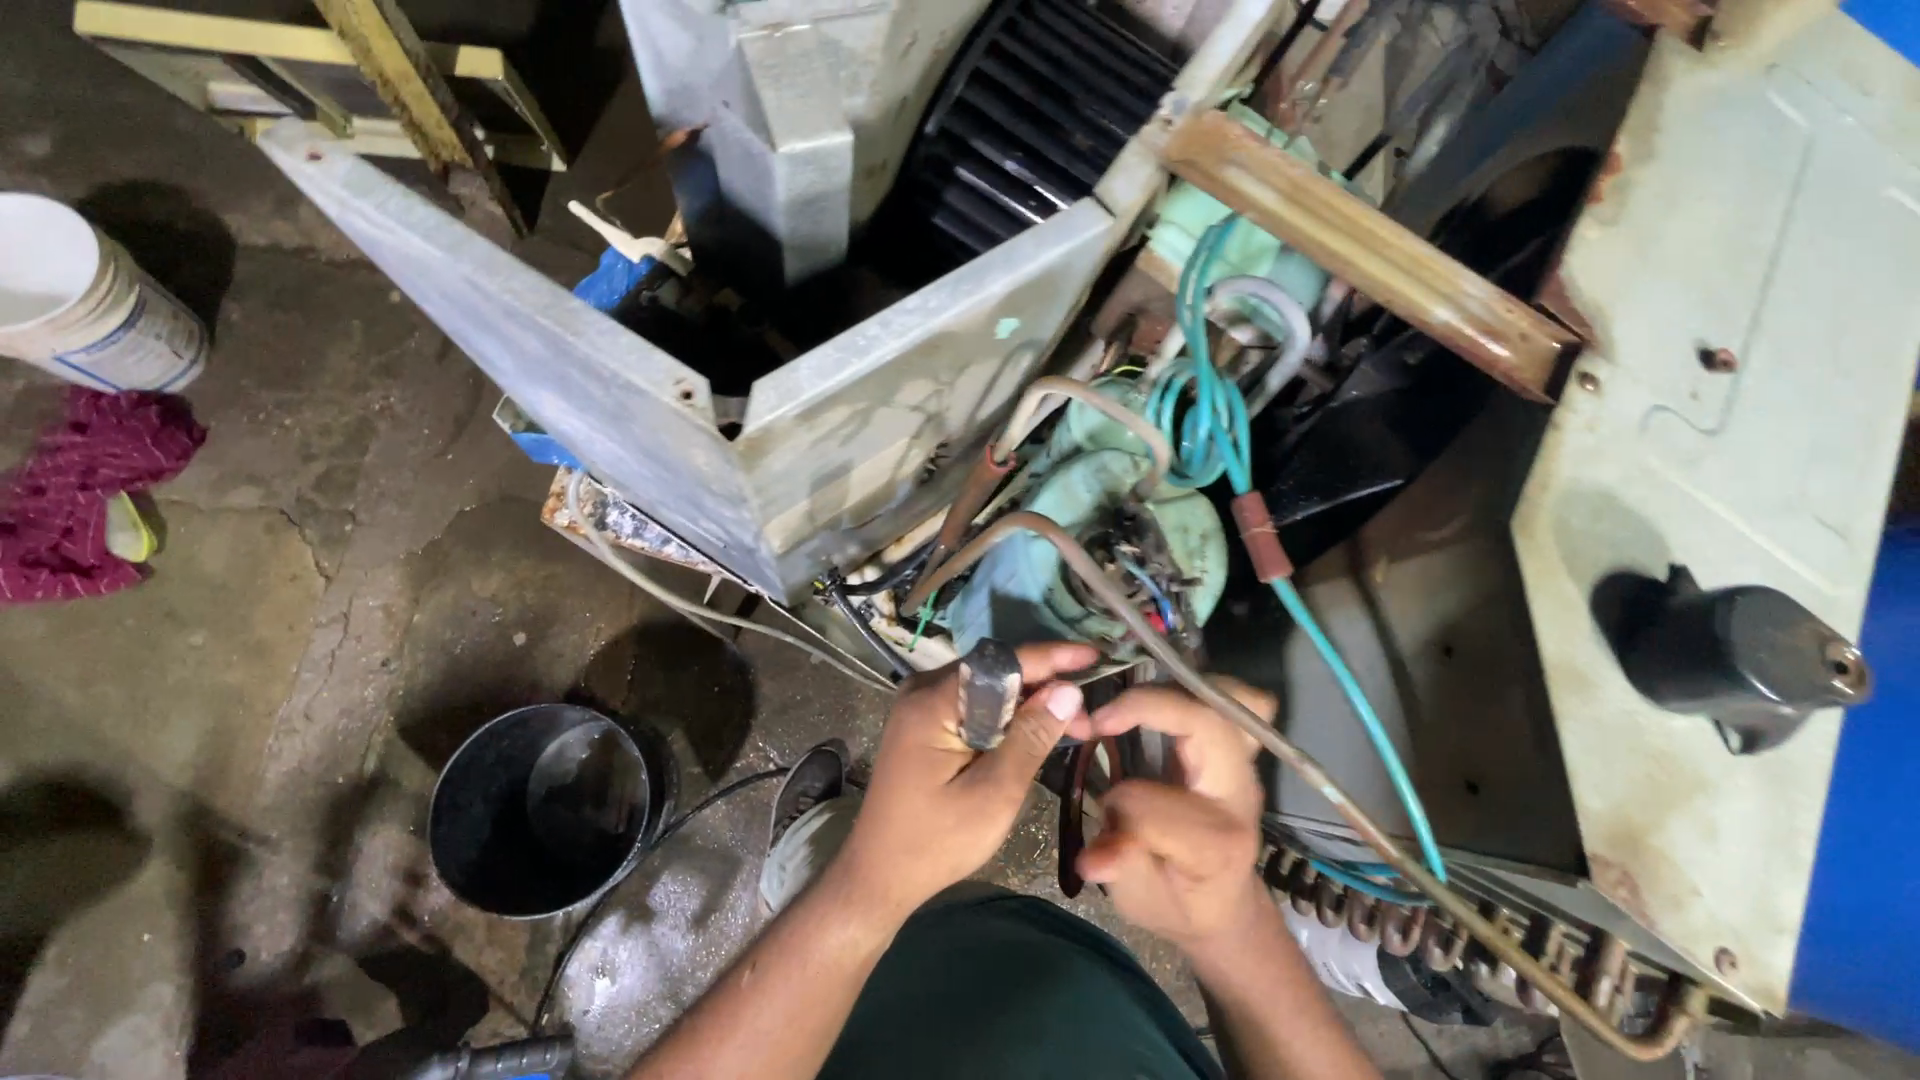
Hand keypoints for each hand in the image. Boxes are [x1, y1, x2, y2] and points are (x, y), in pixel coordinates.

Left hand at [831, 642, 1098, 920]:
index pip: (1002, 662)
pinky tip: (1038, 730)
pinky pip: (974, 704)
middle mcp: (922, 690)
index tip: (1095, 654)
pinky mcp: (925, 724)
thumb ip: (1030, 737)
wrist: (880, 875)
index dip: (1052, 657)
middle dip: (1046, 684)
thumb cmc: (936, 842)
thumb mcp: (993, 793)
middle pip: (995, 670)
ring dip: (1030, 701)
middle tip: (1090, 711)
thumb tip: (1069, 690)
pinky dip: (1008, 715)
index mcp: (932, 701)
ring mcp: (920, 706)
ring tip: (1075, 723)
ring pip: (988, 687)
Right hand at [1068, 679, 1273, 949]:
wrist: (1220, 904)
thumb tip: (1093, 858)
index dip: (1118, 807)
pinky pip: (1240, 701)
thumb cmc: (1176, 902)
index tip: (1100, 821)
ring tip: (1133, 700)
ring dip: (1179, 687)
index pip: (1159, 803)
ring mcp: (1244, 767)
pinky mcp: (1239, 750)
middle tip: (1101, 720)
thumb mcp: (1141, 901)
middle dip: (1146, 708)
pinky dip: (1201, 689)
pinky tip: (1163, 698)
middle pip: (1208, 725)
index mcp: (1215, 842)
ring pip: (1233, 700)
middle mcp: (1238, 795)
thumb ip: (1122, 871)